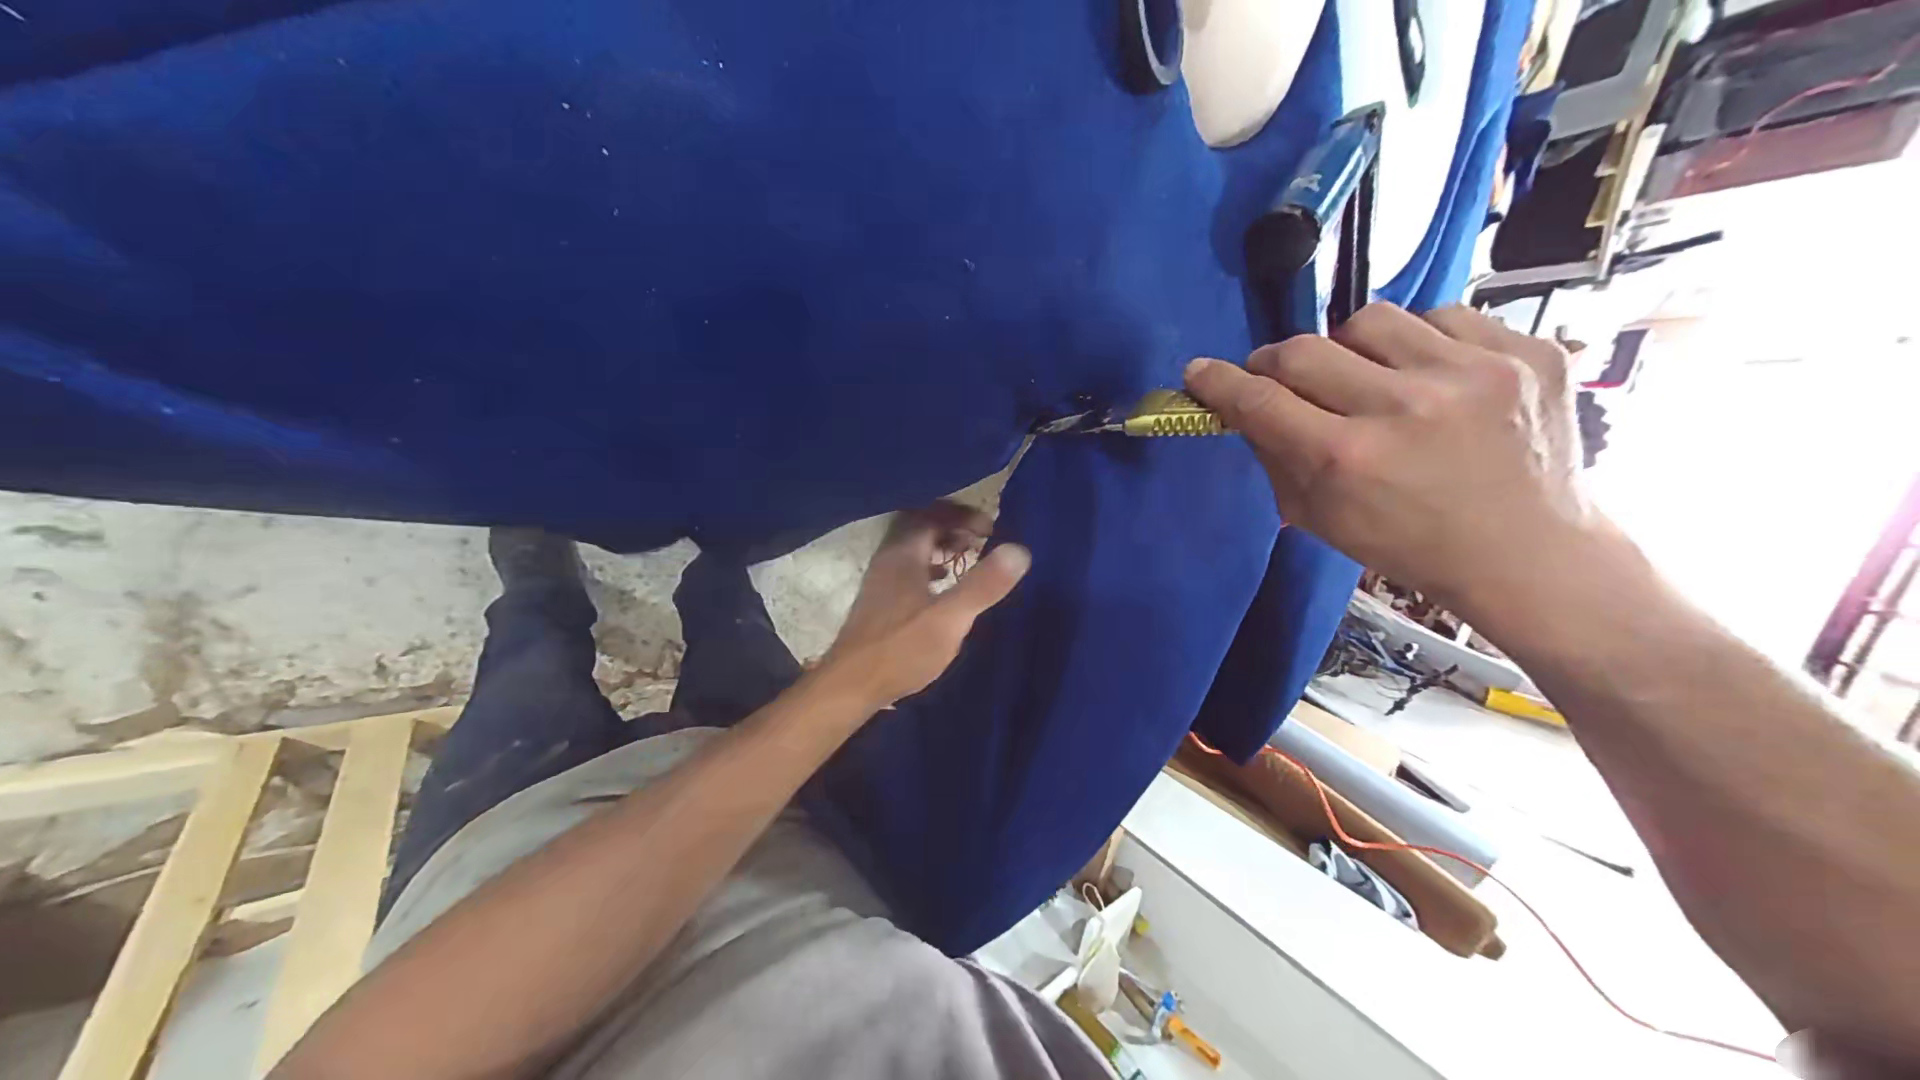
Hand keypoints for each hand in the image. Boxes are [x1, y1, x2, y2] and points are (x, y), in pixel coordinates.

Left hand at [816, 501, 1030, 710]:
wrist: (851, 686)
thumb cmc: (902, 649)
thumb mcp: (950, 618)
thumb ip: (983, 584)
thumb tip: (1020, 549)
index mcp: (903, 554)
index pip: (933, 514)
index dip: (964, 515)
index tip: (992, 529)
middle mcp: (888, 560)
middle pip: (921, 528)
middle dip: (954, 528)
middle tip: (983, 541)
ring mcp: (881, 582)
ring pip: (915, 550)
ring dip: (942, 549)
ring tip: (969, 560)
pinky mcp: (880, 603)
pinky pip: (910, 571)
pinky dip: (931, 570)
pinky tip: (943, 590)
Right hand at [1183, 302, 1608, 619]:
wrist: (1528, 552)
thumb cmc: (1407, 544)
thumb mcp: (1320, 517)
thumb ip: (1274, 457)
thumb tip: (1243, 408)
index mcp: (1347, 459)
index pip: (1259, 400)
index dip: (1220, 382)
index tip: (1201, 371)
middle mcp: (1405, 406)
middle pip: (1303, 351)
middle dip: (1277, 363)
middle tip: (1281, 379)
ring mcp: (1473, 372)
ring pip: (1369, 320)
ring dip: (1349, 348)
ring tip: (1366, 376)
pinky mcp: (1525, 352)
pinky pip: (1442, 316)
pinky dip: (1419, 341)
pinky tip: (1428, 374)